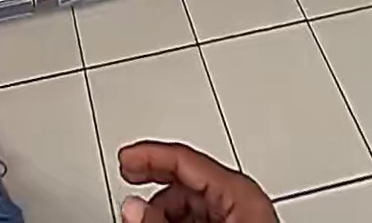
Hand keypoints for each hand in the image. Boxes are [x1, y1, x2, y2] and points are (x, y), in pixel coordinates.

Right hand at [118, 141, 278, 222]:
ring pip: (194, 207)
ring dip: (166, 215)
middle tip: (129, 192)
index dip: (149, 156)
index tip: (125, 161)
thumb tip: (134, 207)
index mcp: (241, 194)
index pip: (185, 159)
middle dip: (155, 191)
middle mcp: (246, 203)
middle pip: (188, 183)